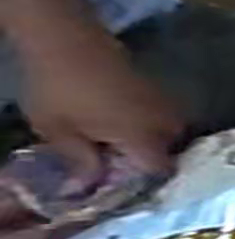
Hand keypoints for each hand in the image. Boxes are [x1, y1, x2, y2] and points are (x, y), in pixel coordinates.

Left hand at [20, 39, 181, 181]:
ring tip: (111, 140)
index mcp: (147, 140)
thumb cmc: (61, 92)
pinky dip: (145, 128)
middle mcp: (171, 129)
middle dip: (141, 161)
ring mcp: (173, 112)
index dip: (140, 181)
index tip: (114, 183)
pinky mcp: (168, 100)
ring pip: (166, 139)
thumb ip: (79, 162)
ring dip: (143, 143)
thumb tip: (82, 191)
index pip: (159, 172)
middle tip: (107, 160)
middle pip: (166, 155)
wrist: (72, 47)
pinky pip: (163, 123)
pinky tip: (118, 122)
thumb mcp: (57, 131)